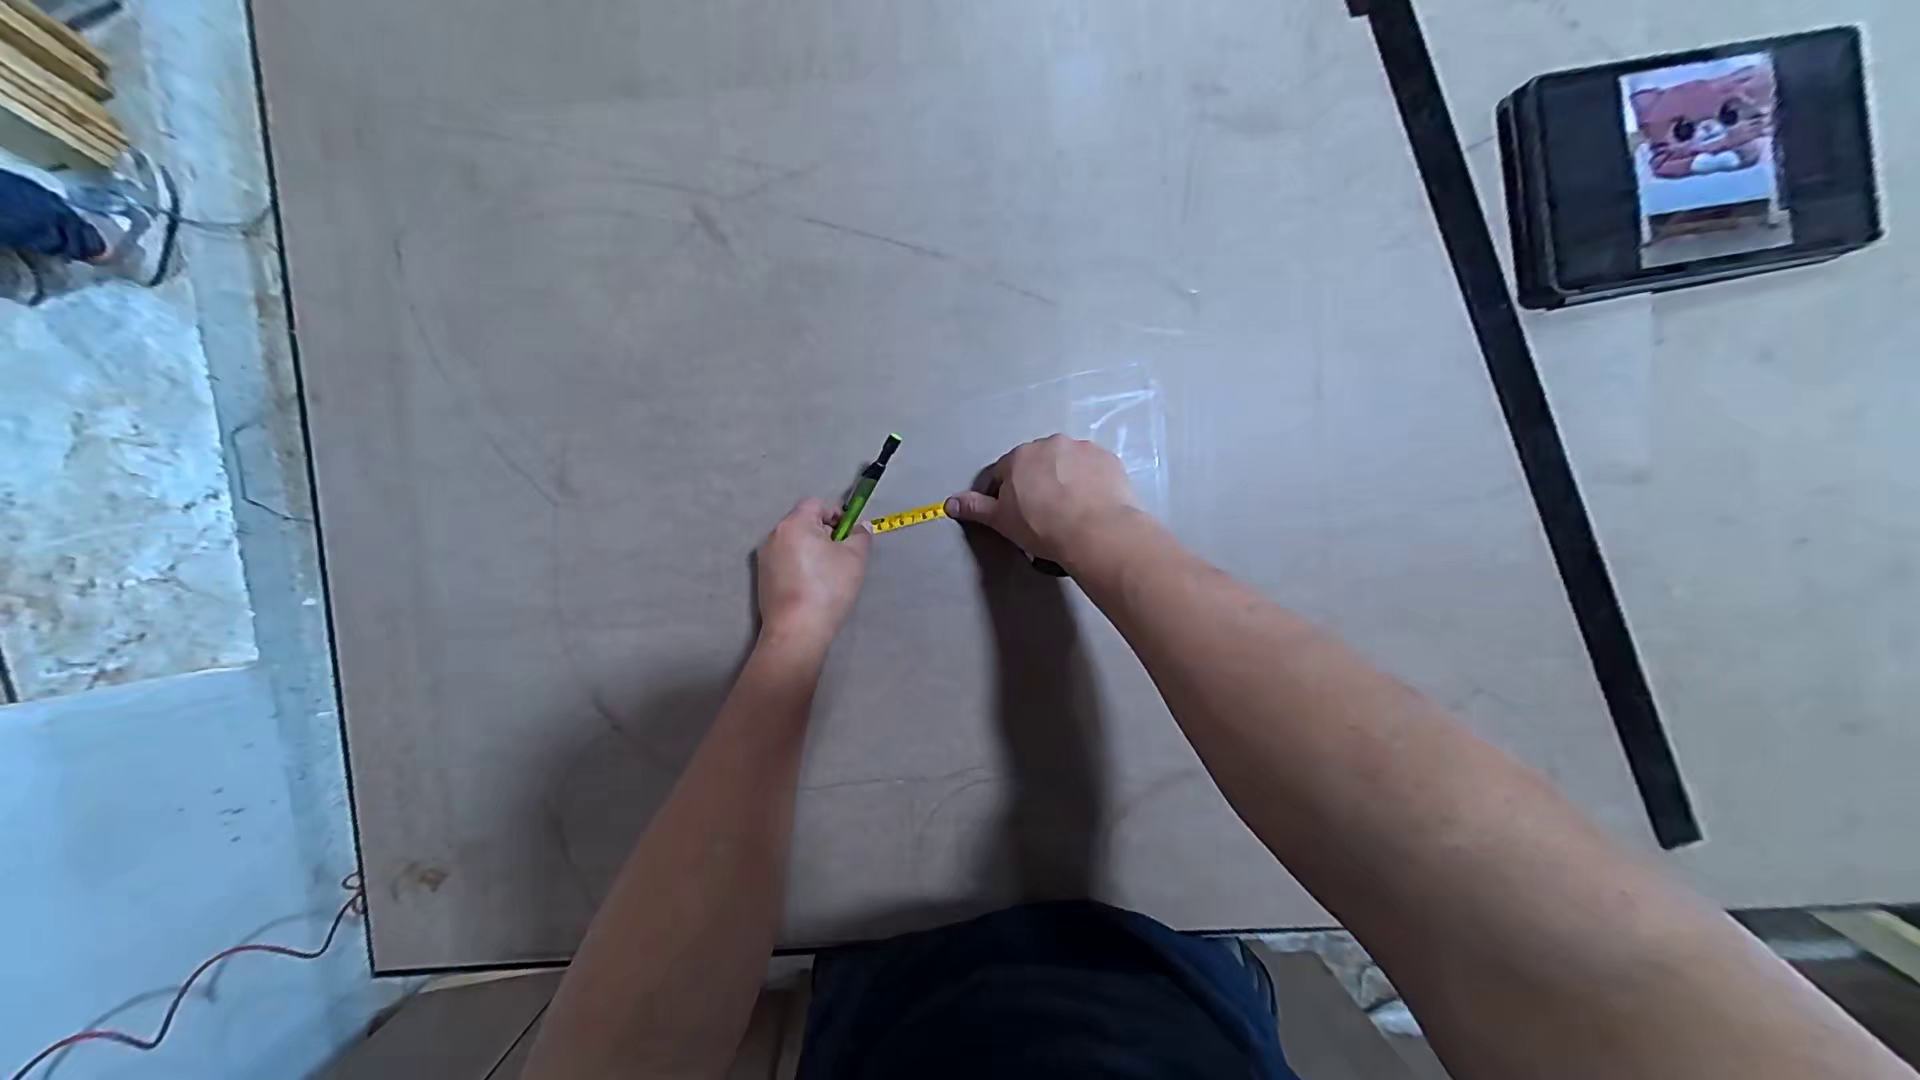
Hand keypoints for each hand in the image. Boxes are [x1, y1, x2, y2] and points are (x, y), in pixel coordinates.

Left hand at [756, 498, 870, 643]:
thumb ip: (860, 535)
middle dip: (824, 533)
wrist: (797, 631)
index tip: (848, 535)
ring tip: (828, 574)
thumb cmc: (828, 588)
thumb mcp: (855, 558)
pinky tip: (812, 587)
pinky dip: (800, 566)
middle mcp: (774, 536)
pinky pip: (785, 561)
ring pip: (794, 543)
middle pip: (803, 522)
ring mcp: (765, 558)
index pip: (816, 504)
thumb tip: (860, 527)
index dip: (836, 514)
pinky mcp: (763, 578)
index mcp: (794, 524)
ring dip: (812, 550)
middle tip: (841, 556)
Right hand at [944, 435, 1142, 563]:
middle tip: (1042, 513)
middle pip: (1036, 464)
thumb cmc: (1042, 527)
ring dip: (1064, 479)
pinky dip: (1089, 481)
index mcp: (1018, 457)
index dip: (1003, 496)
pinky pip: (1092, 469)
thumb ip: (976, 508)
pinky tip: (1091, 502)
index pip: (1002, 474)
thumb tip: (950, 503)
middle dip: (1036, 483)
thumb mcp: (1002, 520)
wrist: (1095, 531)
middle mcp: (1049, 444)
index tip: (1012, 515)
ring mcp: (1081, 448)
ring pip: (1066, 463)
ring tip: (1070, 508)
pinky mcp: (1107, 458)